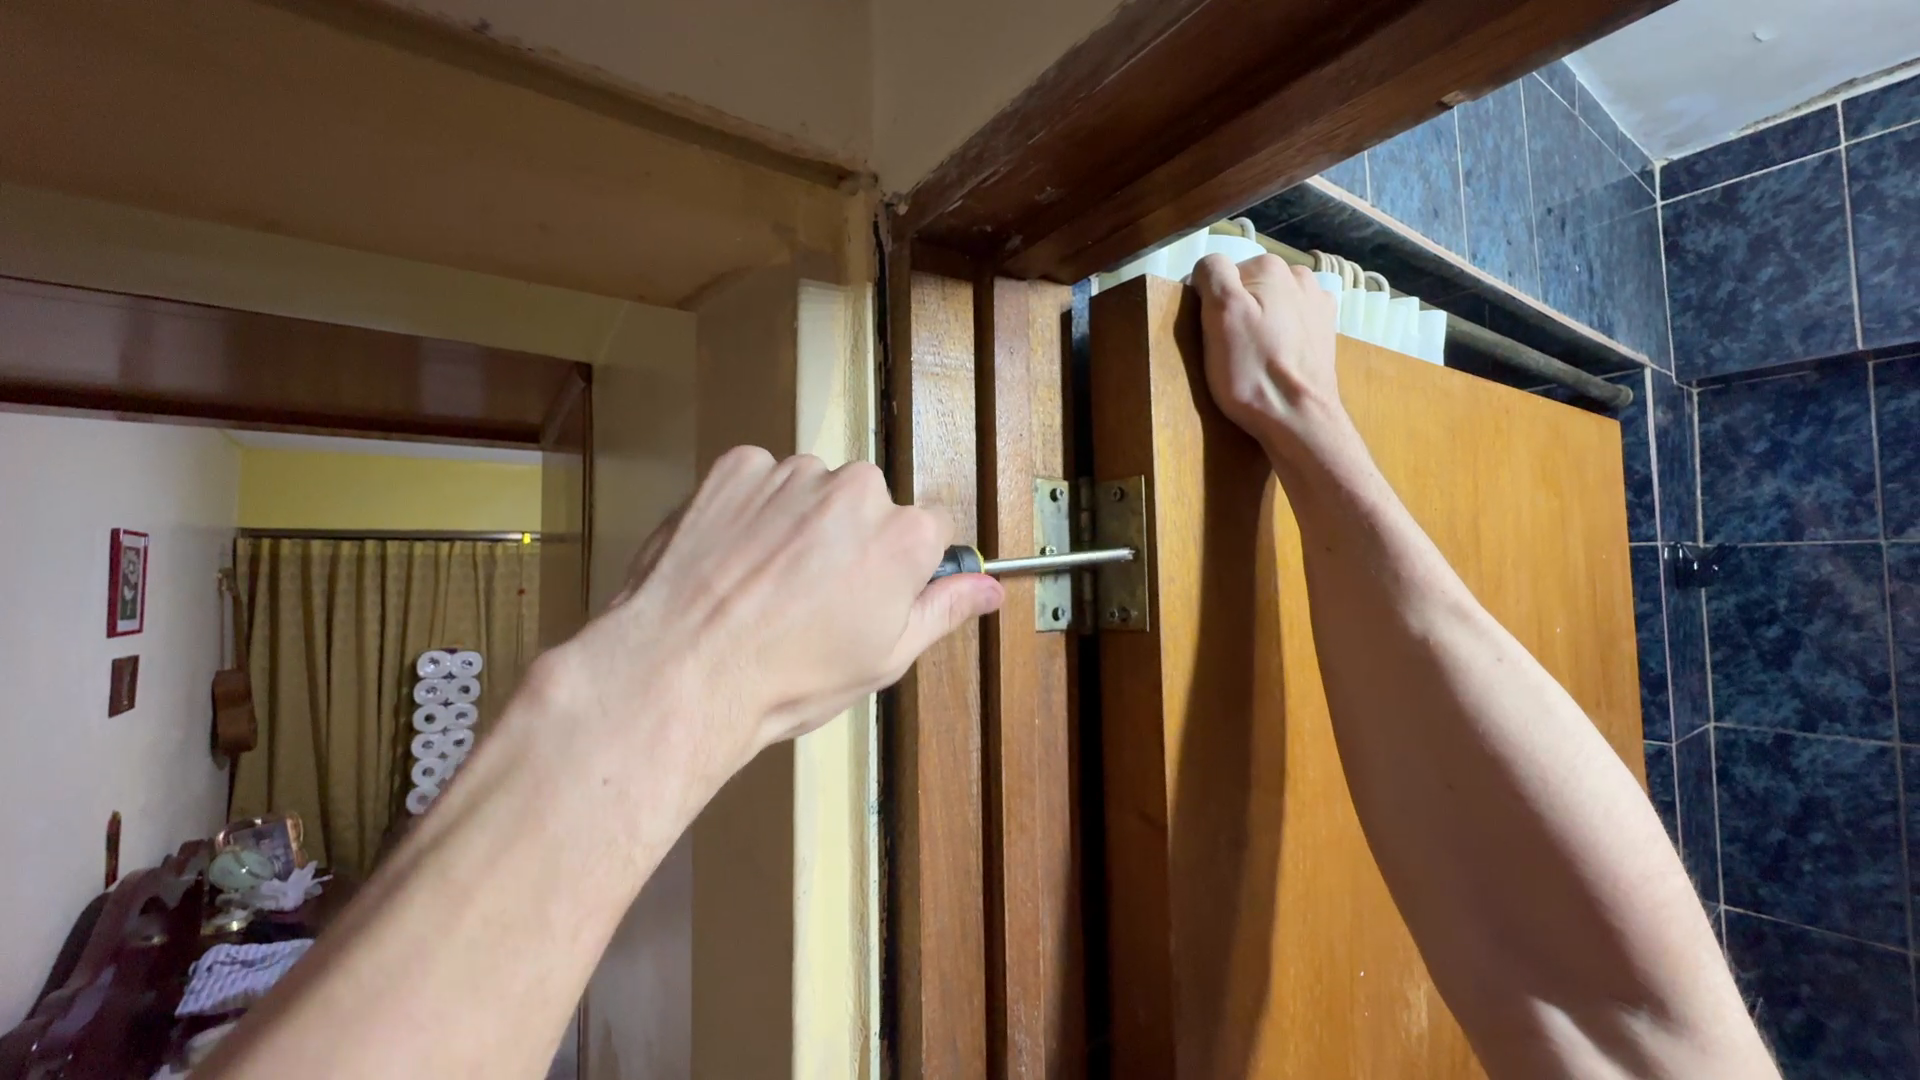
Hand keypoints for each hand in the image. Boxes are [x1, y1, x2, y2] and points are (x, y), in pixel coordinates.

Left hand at [547, 447, 1003, 799]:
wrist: (679, 670)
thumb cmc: (783, 678)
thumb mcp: (884, 658)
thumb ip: (944, 609)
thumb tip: (986, 588)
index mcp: (902, 537)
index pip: (932, 528)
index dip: (906, 564)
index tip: (879, 589)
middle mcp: (854, 490)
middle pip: (871, 505)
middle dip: (852, 540)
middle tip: (814, 595)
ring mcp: (793, 474)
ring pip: (815, 490)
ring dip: (801, 522)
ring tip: (767, 582)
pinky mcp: (738, 468)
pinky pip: (762, 479)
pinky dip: (754, 509)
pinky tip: (737, 557)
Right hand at [1191, 253, 1354, 464]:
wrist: (1298, 418)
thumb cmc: (1252, 371)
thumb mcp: (1220, 316)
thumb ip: (1212, 275)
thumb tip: (1207, 266)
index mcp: (1270, 268)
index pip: (1218, 273)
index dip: (1207, 304)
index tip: (1209, 335)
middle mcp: (1299, 276)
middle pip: (1246, 287)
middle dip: (1234, 312)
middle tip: (1228, 350)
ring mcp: (1317, 304)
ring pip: (1269, 304)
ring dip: (1257, 322)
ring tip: (1252, 356)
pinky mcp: (1324, 331)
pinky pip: (1290, 322)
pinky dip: (1278, 334)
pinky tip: (1274, 357)